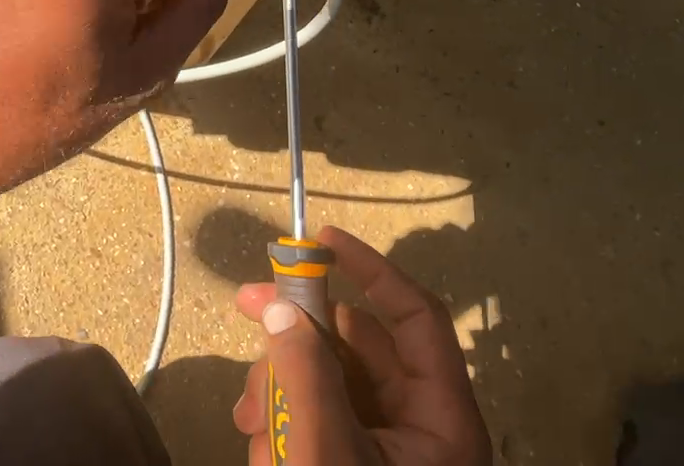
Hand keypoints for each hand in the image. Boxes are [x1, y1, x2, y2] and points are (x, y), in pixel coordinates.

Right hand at [234, 227, 490, 465]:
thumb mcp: (326, 454)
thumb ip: (304, 373)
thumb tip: (279, 307)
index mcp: (440, 418)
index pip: (415, 316)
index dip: (371, 269)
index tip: (320, 239)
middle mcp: (414, 422)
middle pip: (353, 342)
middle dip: (295, 332)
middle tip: (243, 304)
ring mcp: (376, 441)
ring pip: (321, 373)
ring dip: (277, 386)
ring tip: (252, 426)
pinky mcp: (344, 456)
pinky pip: (308, 409)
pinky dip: (278, 416)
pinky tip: (260, 446)